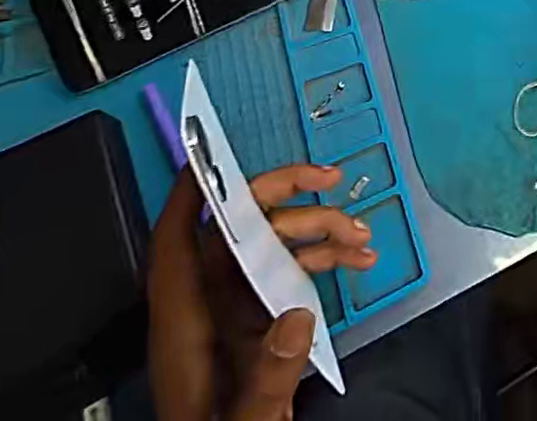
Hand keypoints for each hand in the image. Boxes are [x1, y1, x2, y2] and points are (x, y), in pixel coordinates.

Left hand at [149, 165, 376, 420]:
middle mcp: (208, 307)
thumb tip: (298, 316)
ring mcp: (236, 311)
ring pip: (274, 246)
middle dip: (284, 197)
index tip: (213, 158)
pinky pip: (292, 272)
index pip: (175, 248)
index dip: (188, 197)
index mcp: (186, 328)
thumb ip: (267, 378)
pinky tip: (356, 259)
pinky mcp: (263, 320)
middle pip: (238, 230)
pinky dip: (324, 259)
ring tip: (361, 235)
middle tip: (330, 179)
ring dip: (320, 231)